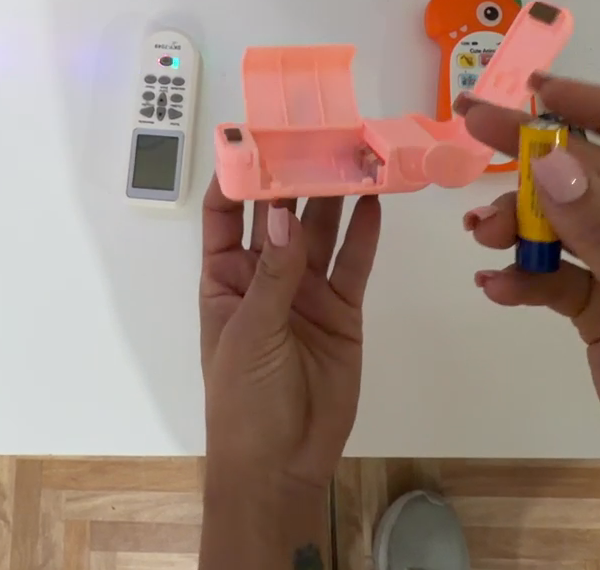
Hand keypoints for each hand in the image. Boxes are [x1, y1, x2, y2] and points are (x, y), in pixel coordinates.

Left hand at [197, 179, 380, 569]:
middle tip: (314, 136)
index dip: (238, 178)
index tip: (255, 140)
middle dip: (292, 177)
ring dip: (332, 196)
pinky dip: (363, 232)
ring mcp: (305, 288)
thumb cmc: (244, 398)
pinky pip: (353, 262)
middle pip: (278, 214)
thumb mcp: (251, 331)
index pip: (226, 214)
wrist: (284, 464)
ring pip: (319, 230)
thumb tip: (282, 214)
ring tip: (350, 156)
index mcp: (226, 275)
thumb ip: (273, 273)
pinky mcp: (342, 307)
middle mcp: (265, 273)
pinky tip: (374, 200)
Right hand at [458, 79, 599, 569]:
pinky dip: (525, 279)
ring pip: (569, 226)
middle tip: (471, 127)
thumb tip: (548, 158)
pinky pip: (558, 279)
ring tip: (480, 235)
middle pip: (598, 178)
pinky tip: (496, 288)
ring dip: (522, 223)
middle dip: (535, 161)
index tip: (536, 90)